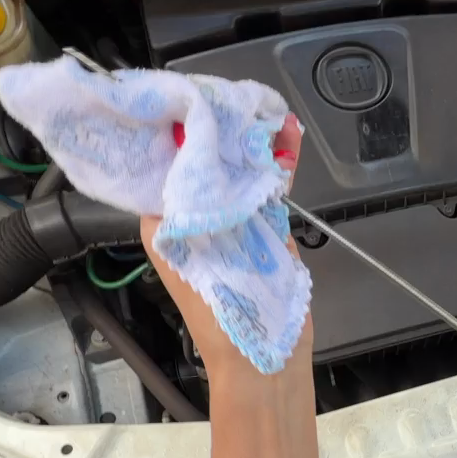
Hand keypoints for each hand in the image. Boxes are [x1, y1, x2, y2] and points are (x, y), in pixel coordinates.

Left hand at [142, 115, 309, 384]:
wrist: (265, 361)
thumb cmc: (218, 318)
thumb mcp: (189, 253)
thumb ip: (190, 199)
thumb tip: (189, 141)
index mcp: (166, 223)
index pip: (168, 165)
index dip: (179, 132)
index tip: (191, 98)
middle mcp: (200, 219)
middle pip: (209, 165)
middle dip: (223, 131)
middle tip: (236, 96)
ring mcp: (238, 226)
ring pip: (244, 175)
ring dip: (257, 144)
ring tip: (267, 110)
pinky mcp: (270, 236)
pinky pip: (273, 193)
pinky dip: (282, 166)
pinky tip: (289, 140)